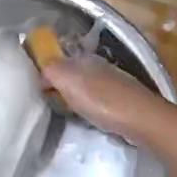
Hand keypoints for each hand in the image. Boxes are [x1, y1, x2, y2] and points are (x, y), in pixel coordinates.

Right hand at [42, 55, 168, 141]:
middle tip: (49, 100)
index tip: (37, 88)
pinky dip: (89, 104)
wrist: (139, 118)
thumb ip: (51, 71)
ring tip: (65, 109)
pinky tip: (87, 114)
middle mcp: (99, 66)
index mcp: (84, 59)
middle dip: (60, 82)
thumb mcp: (68, 81)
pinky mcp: (122, 99)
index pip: (59, 58)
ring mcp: (113, 82)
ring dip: (76, 94)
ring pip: (87, 84)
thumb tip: (42, 70)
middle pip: (73, 71)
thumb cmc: (100, 100)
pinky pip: (98, 97)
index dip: (47, 70)